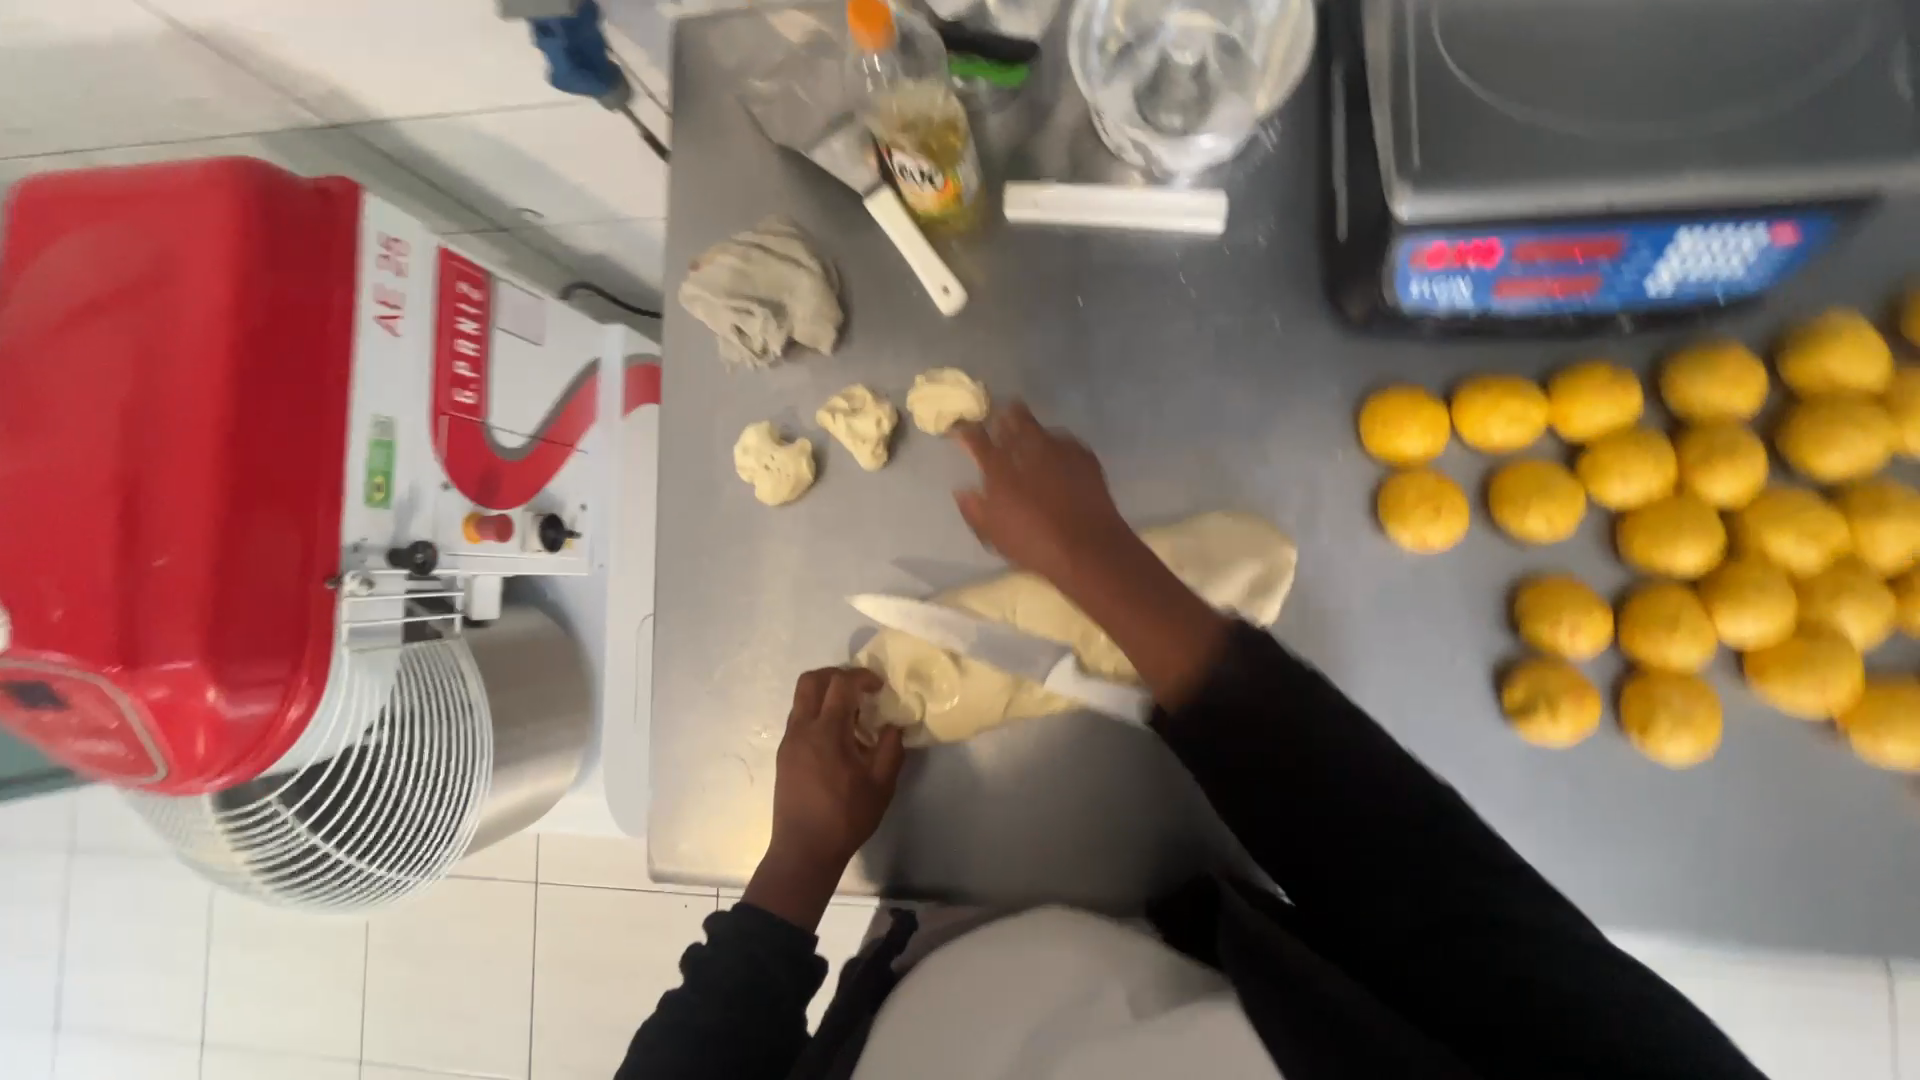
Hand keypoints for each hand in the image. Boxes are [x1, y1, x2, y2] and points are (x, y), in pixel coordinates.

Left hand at [746, 667, 905, 928]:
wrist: (804, 851)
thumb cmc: (846, 817)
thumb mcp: (881, 785)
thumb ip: (891, 748)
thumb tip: (893, 725)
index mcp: (826, 732)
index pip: (840, 684)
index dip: (861, 676)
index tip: (879, 687)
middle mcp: (802, 729)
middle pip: (811, 681)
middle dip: (836, 675)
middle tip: (860, 689)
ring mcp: (789, 742)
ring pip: (801, 699)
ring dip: (826, 695)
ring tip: (851, 716)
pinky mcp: (784, 756)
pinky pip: (799, 719)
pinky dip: (818, 714)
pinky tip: (838, 739)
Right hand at [953, 402, 1230, 708]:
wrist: (1087, 548)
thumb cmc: (1033, 545)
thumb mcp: (993, 534)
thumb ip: (974, 508)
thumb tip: (963, 491)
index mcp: (998, 468)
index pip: (975, 437)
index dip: (966, 430)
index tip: (963, 429)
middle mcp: (1026, 449)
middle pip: (1012, 418)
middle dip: (1004, 418)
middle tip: (1002, 423)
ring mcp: (1058, 448)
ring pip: (1039, 427)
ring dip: (1031, 430)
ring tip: (1031, 441)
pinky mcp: (1083, 455)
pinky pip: (1064, 442)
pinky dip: (1057, 446)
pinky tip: (1057, 458)